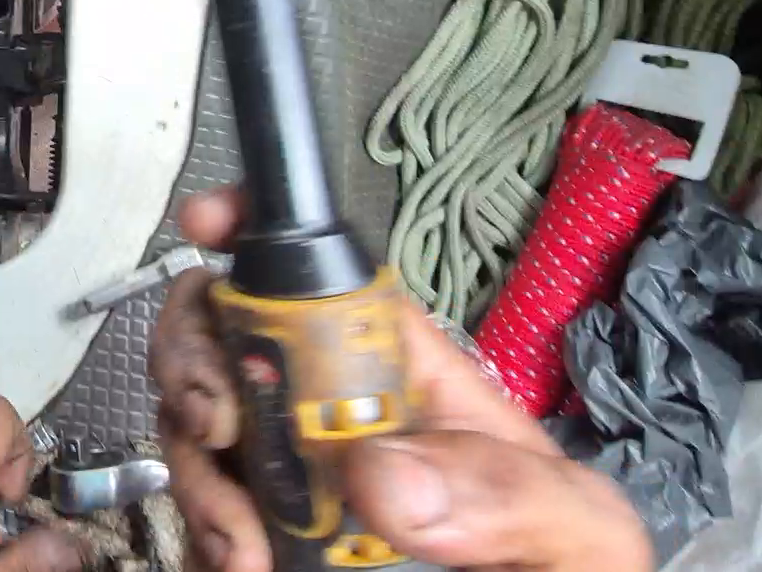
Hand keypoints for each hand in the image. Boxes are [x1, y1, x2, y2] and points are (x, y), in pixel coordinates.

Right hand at [150, 189, 652, 571]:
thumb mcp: (571, 531)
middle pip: (221, 328)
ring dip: (192, 460)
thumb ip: (504, 494)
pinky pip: (193, 495)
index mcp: (389, 362)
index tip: (202, 225)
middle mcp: (319, 395)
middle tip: (210, 420)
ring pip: (190, 410)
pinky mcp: (250, 520)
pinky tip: (231, 561)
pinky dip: (194, 520)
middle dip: (190, 352)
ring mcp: (279, 458)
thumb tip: (377, 474)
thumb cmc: (553, 569)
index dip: (247, 226)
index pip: (313, 270)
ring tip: (236, 543)